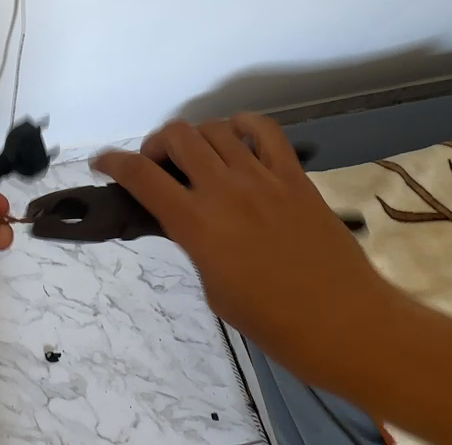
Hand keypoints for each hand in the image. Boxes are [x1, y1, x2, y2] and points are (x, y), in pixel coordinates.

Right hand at [92, 113, 403, 382]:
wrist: (349, 326)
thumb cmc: (275, 323)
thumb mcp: (214, 289)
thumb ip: (193, 243)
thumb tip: (180, 217)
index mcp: (198, 224)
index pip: (140, 175)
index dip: (112, 162)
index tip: (103, 163)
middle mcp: (224, 190)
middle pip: (176, 136)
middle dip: (157, 145)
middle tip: (160, 166)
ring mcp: (262, 178)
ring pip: (214, 127)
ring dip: (196, 137)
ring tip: (200, 158)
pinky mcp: (294, 175)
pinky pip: (263, 129)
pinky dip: (242, 125)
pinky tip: (237, 140)